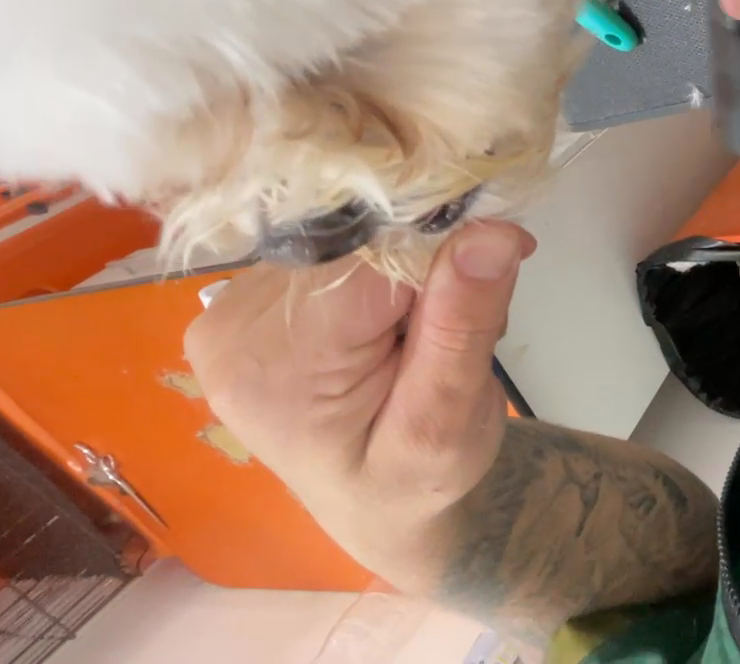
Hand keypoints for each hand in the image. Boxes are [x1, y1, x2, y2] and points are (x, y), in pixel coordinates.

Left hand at [184, 222, 534, 588]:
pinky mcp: (258, 296)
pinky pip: (346, 243)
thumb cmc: (418, 477)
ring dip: (419, 261)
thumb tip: (490, 231)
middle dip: (435, 259)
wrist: (383, 508)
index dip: (447, 248)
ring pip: (359, 231)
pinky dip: (395, 266)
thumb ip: (463, 322)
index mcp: (274, 360)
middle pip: (363, 235)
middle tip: (474, 318)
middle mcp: (236, 322)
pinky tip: (408, 314)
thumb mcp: (449, 416)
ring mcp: (238, 306)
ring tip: (439, 326)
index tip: (503, 265)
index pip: (372, 255)